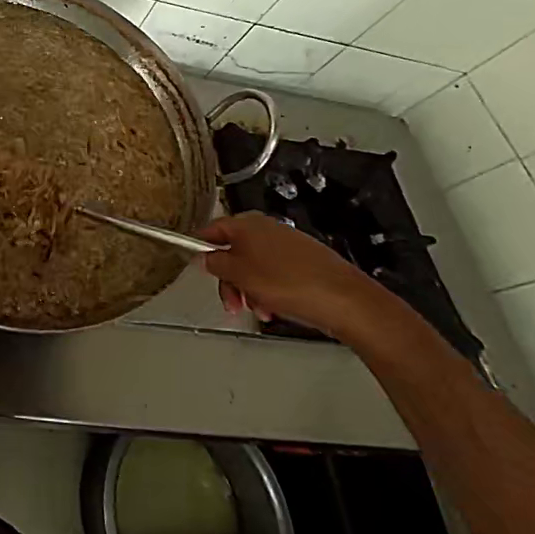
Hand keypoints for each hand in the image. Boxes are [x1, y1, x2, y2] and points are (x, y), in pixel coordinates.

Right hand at [195, 211, 411, 343]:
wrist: (342, 300)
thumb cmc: (291, 283)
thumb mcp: (239, 275)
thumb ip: (215, 263)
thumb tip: (204, 257)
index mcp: (248, 225)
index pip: (211, 230)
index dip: (199, 247)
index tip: (192, 262)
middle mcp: (267, 229)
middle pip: (232, 251)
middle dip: (228, 278)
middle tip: (231, 300)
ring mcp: (286, 245)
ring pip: (253, 266)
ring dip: (248, 289)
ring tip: (258, 308)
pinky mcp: (302, 262)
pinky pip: (273, 274)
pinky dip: (268, 291)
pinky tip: (273, 308)